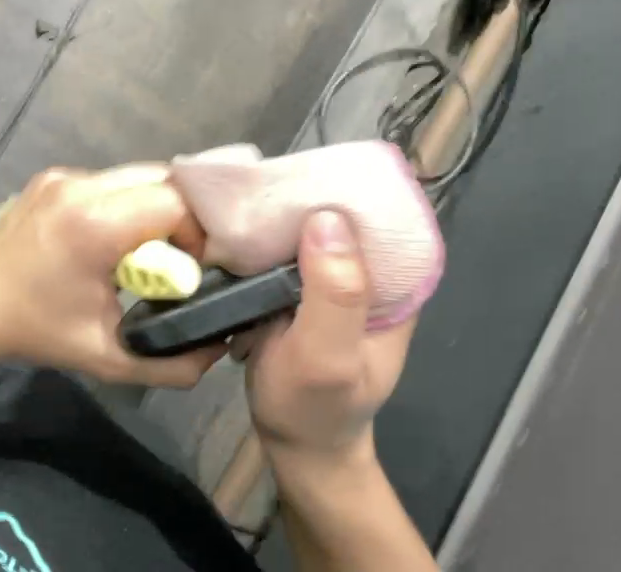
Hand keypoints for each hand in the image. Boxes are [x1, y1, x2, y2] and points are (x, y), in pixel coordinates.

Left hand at [0, 165, 225, 387]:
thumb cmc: (41, 330)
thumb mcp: (112, 358)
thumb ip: (176, 360)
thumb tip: (219, 343)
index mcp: (93, 224)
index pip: (175, 202)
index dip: (197, 233)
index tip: (191, 268)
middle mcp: (79, 187)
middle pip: (160, 179)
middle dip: (183, 215)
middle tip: (181, 256)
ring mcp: (63, 176)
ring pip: (136, 175)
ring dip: (155, 207)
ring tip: (150, 249)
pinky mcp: (52, 176)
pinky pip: (108, 181)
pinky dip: (126, 203)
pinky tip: (116, 238)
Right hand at [237, 210, 414, 478]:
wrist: (294, 447)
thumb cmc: (315, 408)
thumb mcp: (328, 356)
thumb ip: (335, 294)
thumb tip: (328, 217)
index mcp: (394, 286)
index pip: (376, 218)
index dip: (338, 189)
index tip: (292, 174)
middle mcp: (366, 276)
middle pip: (336, 218)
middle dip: (293, 200)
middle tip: (245, 187)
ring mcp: (329, 283)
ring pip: (303, 232)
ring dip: (268, 220)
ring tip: (228, 202)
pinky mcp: (295, 291)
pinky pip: (278, 253)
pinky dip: (253, 243)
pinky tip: (226, 235)